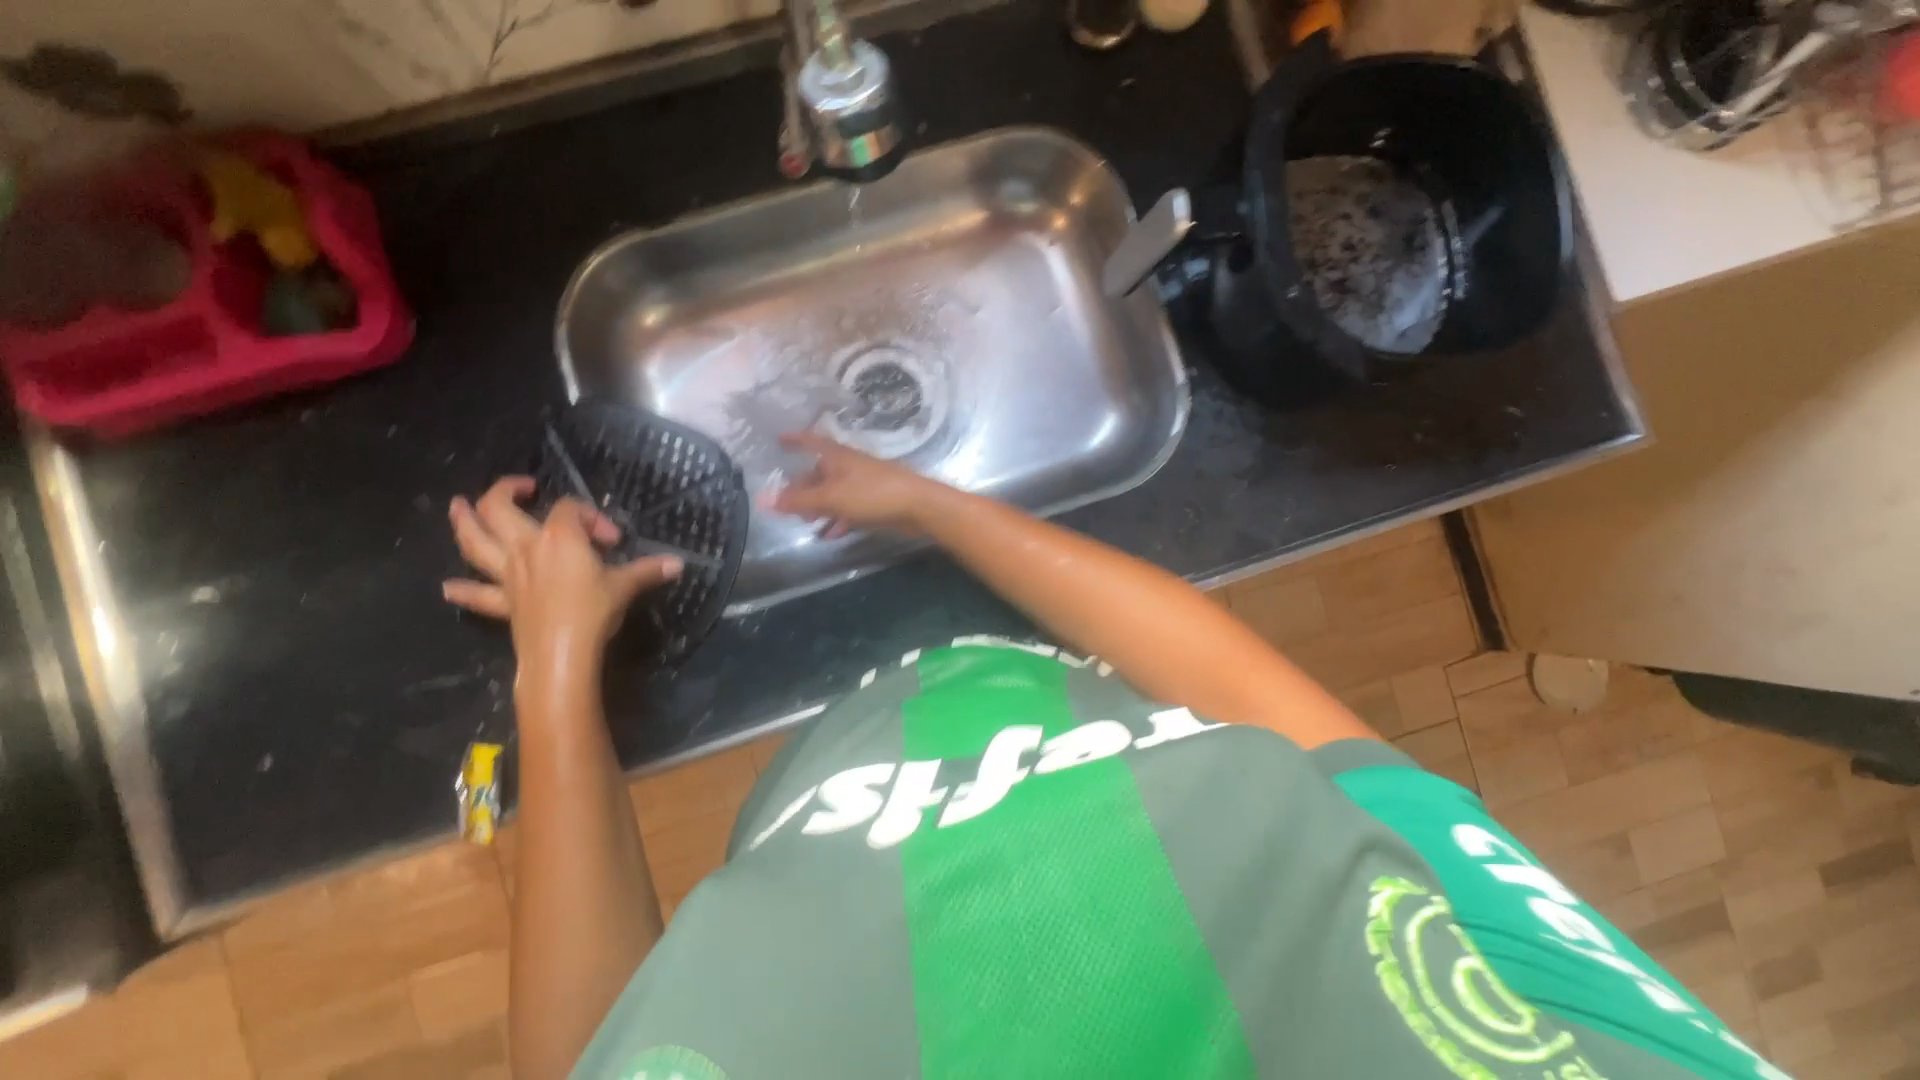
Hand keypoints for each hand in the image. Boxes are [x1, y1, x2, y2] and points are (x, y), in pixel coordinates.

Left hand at [444, 477, 682, 686]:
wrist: (562, 654)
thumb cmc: (594, 612)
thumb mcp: (625, 588)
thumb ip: (647, 571)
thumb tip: (678, 564)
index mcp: (559, 537)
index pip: (570, 509)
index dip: (592, 517)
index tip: (612, 540)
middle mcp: (526, 548)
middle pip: (500, 509)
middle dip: (505, 492)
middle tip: (521, 488)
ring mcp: (508, 575)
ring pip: (475, 542)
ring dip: (463, 522)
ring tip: (456, 506)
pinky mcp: (502, 603)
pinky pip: (479, 594)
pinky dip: (464, 590)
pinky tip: (449, 588)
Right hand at [767, 432, 949, 537]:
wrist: (918, 505)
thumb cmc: (872, 494)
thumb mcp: (830, 498)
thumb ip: (798, 500)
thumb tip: (762, 499)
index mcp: (836, 456)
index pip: (810, 441)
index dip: (794, 440)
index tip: (778, 439)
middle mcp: (848, 465)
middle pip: (819, 473)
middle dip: (803, 488)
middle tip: (788, 506)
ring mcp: (862, 482)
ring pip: (833, 492)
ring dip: (819, 507)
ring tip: (807, 523)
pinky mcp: (875, 500)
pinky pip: (848, 508)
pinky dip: (838, 519)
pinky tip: (831, 534)